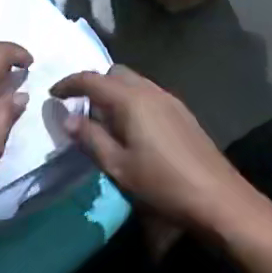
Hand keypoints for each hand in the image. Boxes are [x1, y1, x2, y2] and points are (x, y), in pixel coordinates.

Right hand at [51, 67, 271, 234]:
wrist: (219, 199)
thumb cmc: (162, 183)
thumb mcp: (117, 165)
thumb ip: (90, 138)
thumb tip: (68, 118)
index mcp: (131, 99)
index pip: (91, 79)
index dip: (68, 84)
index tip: (53, 94)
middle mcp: (151, 91)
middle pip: (115, 74)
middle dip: (94, 84)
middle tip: (79, 107)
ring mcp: (170, 101)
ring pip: (134, 83)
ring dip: (114, 93)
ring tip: (102, 120)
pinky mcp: (182, 114)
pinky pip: (148, 95)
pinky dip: (131, 101)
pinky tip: (129, 128)